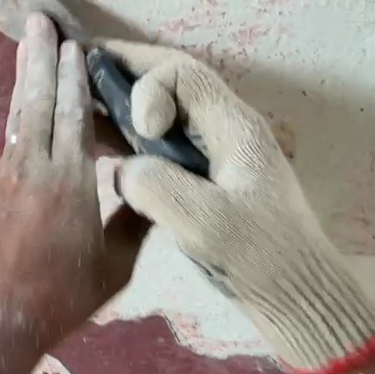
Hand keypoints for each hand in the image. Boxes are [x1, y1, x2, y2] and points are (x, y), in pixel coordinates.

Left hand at [0, 14, 149, 373]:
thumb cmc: (61, 298)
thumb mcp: (114, 268)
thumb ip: (133, 222)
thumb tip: (151, 186)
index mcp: (70, 183)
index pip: (74, 117)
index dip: (75, 78)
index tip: (76, 44)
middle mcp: (34, 166)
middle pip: (40, 100)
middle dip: (42, 58)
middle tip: (40, 20)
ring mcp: (8, 172)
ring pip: (20, 112)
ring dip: (26, 73)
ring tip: (29, 40)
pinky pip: (11, 131)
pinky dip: (19, 105)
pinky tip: (23, 94)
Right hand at [104, 40, 374, 373]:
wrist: (300, 304)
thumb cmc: (261, 260)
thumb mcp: (204, 223)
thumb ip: (155, 184)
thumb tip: (123, 169)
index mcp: (233, 127)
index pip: (182, 73)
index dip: (148, 86)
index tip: (139, 129)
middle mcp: (223, 129)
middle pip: (168, 80)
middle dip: (121, 71)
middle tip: (74, 69)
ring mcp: (214, 154)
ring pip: (160, 110)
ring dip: (120, 104)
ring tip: (75, 104)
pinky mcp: (203, 180)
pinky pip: (159, 144)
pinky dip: (127, 138)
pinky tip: (98, 149)